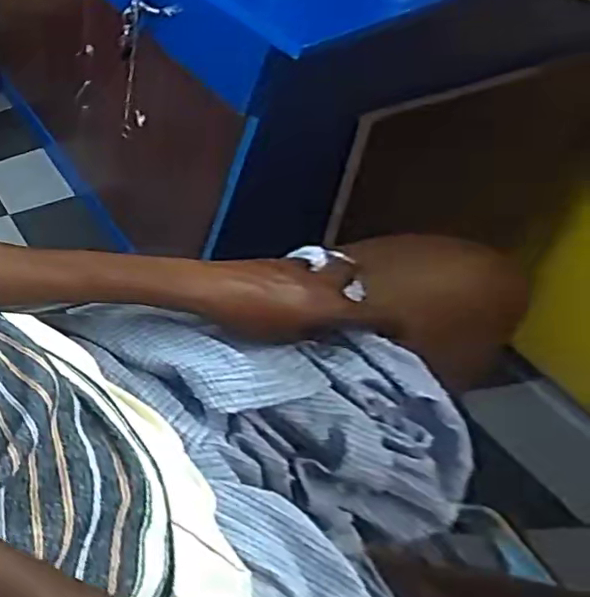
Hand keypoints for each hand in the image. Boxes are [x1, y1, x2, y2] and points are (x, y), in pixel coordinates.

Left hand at [190, 254, 375, 342]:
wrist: (206, 286)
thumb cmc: (241, 317)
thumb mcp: (280, 336)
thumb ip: (309, 333)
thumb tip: (323, 332)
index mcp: (332, 307)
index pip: (378, 316)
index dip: (389, 325)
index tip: (389, 331)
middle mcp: (323, 283)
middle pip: (352, 278)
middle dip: (349, 289)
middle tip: (337, 303)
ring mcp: (298, 267)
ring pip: (325, 268)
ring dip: (321, 279)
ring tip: (307, 293)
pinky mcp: (273, 260)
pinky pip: (297, 267)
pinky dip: (296, 276)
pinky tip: (278, 285)